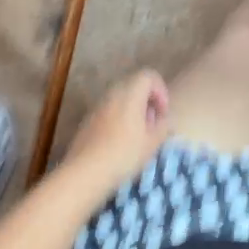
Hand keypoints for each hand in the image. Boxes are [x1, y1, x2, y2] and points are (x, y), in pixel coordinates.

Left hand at [62, 70, 171, 191]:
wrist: (84, 173)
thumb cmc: (124, 155)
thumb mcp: (152, 143)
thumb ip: (163, 126)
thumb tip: (164, 120)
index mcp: (130, 94)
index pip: (149, 76)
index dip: (161, 91)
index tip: (163, 114)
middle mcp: (112, 94)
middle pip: (134, 85)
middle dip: (147, 101)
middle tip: (152, 124)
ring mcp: (97, 107)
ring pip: (120, 99)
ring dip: (132, 111)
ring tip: (137, 135)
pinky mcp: (86, 121)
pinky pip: (108, 111)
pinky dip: (118, 119)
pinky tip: (119, 143)